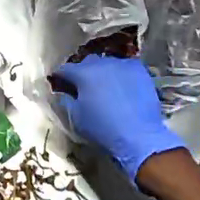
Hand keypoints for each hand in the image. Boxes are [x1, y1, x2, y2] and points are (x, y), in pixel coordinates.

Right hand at [50, 55, 184, 184]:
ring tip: (106, 86)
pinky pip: (126, 67)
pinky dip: (122, 74)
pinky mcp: (139, 71)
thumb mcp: (76, 118)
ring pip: (107, 63)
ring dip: (103, 72)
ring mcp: (122, 65)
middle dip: (83, 72)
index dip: (60, 76)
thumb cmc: (103, 128)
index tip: (60, 84)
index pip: (64, 69)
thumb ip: (66, 100)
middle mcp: (101, 64)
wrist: (140, 136)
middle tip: (84, 86)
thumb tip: (62, 93)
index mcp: (82, 74)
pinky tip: (124, 86)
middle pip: (87, 63)